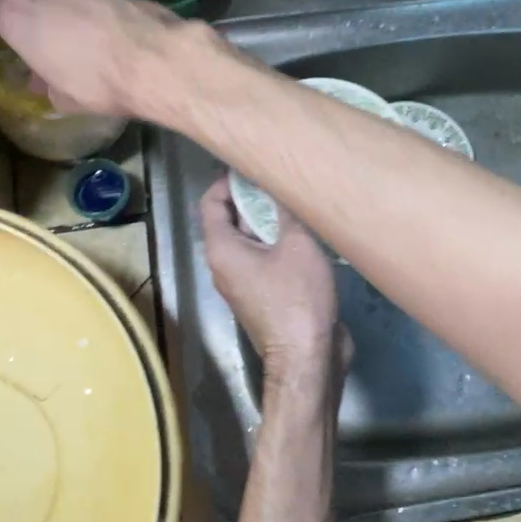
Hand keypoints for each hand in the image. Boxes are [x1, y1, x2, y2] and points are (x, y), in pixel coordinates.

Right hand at [0, 0, 217, 118]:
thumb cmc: (97, 82)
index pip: (7, 22)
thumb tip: (46, 82)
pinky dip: (106, 10)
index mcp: (15, 12)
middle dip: (49, 20)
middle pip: (38, 0)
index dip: (26, 44)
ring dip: (78, 11)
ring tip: (99, 43)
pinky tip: (122, 34)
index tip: (40, 62)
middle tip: (68, 50)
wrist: (155, 59)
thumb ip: (48, 84)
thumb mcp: (63, 98)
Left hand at [200, 176, 349, 408]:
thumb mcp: (297, 244)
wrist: (309, 357)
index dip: (229, 180)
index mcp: (222, 250)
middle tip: (286, 178)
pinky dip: (282, 243)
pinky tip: (310, 233)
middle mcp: (226, 265)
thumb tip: (280, 184)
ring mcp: (245, 282)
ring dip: (274, 221)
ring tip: (301, 201)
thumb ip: (286, 210)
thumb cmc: (298, 298)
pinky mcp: (266, 295)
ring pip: (254, 240)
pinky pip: (268, 259)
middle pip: (233, 219)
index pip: (211, 202)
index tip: (256, 164)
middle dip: (256, 197)